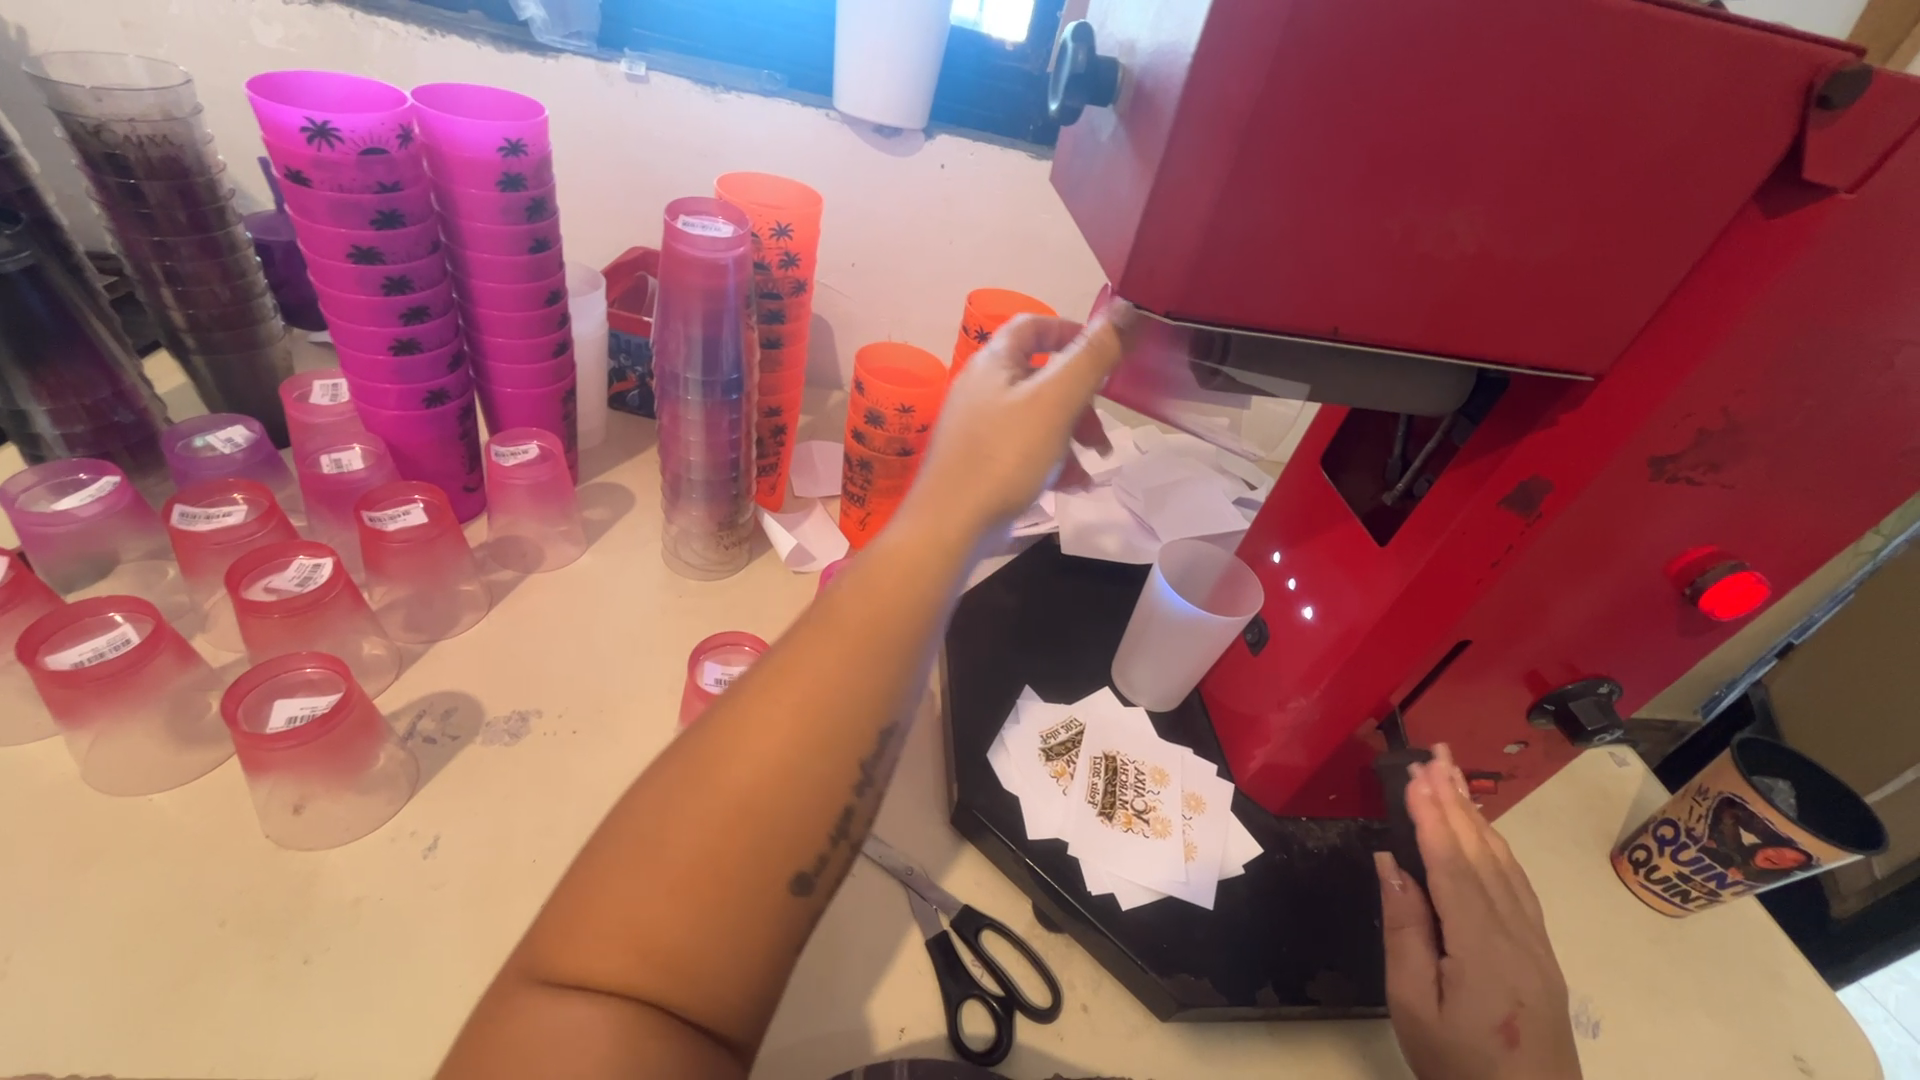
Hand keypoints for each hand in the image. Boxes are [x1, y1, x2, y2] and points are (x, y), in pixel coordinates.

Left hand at [905, 304, 1136, 534]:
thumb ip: (1092, 356)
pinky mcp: (979, 462)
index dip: (1070, 332)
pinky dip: (1051, 460)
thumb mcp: (1056, 402)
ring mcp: (977, 428)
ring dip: (1072, 434)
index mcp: (994, 363)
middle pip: (1041, 377)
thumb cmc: (1003, 457)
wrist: (949, 526)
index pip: (1033, 326)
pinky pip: (1023, 449)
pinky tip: (1072, 485)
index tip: (1105, 354)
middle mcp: (982, 388)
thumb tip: (1126, 309)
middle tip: (1103, 429)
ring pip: (1037, 417)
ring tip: (1093, 464)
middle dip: (1081, 399)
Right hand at [1377, 744, 1581, 1079]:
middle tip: (1435, 754)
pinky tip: (1484, 834)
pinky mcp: (1541, 956)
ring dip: (1476, 817)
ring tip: (1452, 778)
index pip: (1453, 865)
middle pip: (1483, 854)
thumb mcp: (1413, 1005)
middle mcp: (1517, 935)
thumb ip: (1404, 930)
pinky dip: (1496, 849)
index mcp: (1482, 947)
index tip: (1414, 773)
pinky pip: (1517, 887)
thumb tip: (1392, 866)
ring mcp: (1536, 945)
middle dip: (1456, 800)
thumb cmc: (1458, 1067)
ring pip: (1504, 866)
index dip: (1432, 815)